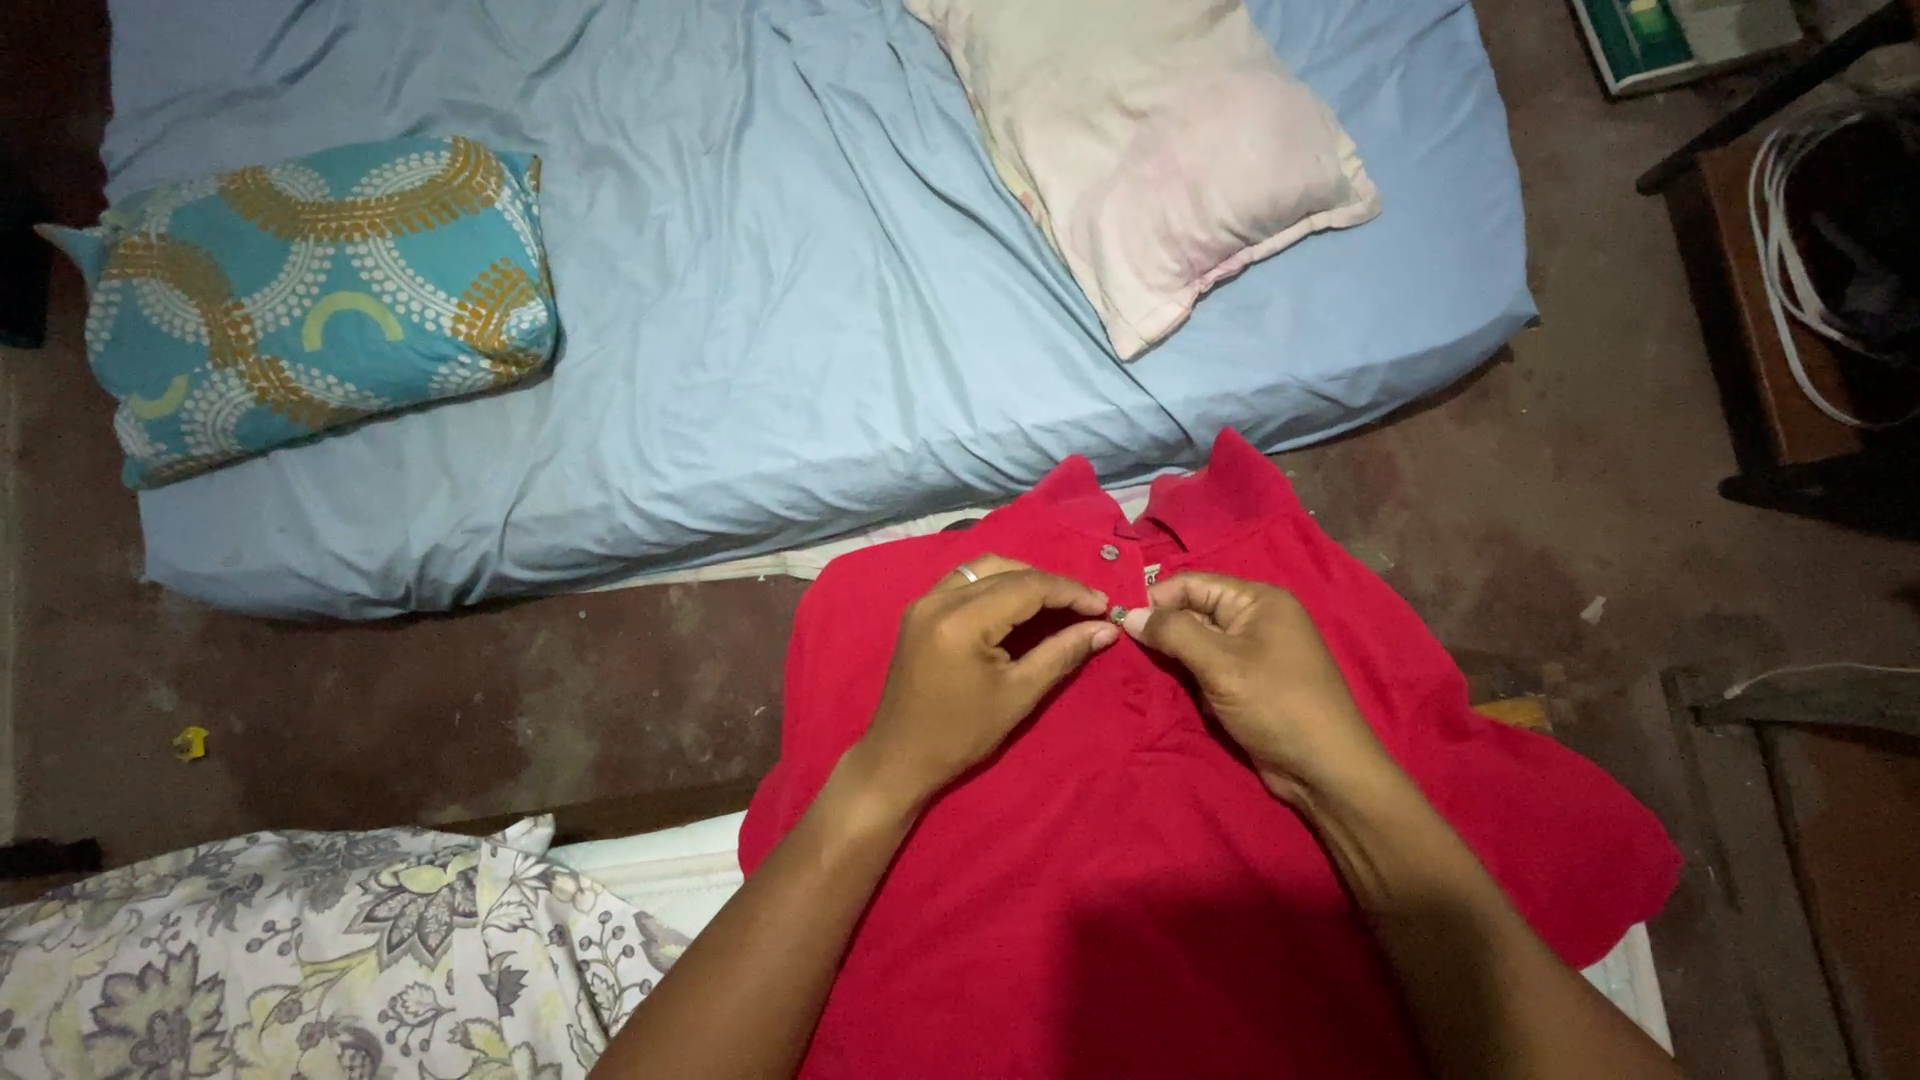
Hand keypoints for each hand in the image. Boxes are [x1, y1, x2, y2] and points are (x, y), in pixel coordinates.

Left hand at [855, 555, 1118, 807]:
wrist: (900, 756)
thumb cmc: (962, 734)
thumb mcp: (1019, 695)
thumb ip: (1062, 653)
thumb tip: (1106, 628)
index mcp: (962, 621)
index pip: (1028, 586)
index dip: (1070, 592)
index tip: (1104, 606)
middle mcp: (939, 598)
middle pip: (1008, 570)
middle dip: (1051, 584)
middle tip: (1086, 608)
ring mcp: (924, 600)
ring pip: (985, 568)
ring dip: (1024, 579)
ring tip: (1057, 604)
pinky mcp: (919, 609)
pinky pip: (966, 579)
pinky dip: (997, 584)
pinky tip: (1019, 605)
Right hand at [1121, 572, 1395, 803]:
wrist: (1325, 770)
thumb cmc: (1276, 704)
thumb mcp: (1220, 664)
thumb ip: (1172, 633)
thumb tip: (1128, 614)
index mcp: (1258, 600)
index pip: (1194, 583)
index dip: (1157, 598)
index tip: (1121, 622)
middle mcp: (1258, 618)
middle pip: (1195, 611)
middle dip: (1166, 632)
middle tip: (1132, 653)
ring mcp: (1256, 652)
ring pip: (1199, 643)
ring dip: (1179, 661)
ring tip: (1161, 677)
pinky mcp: (1251, 682)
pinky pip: (1211, 668)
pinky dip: (1196, 681)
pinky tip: (1195, 700)